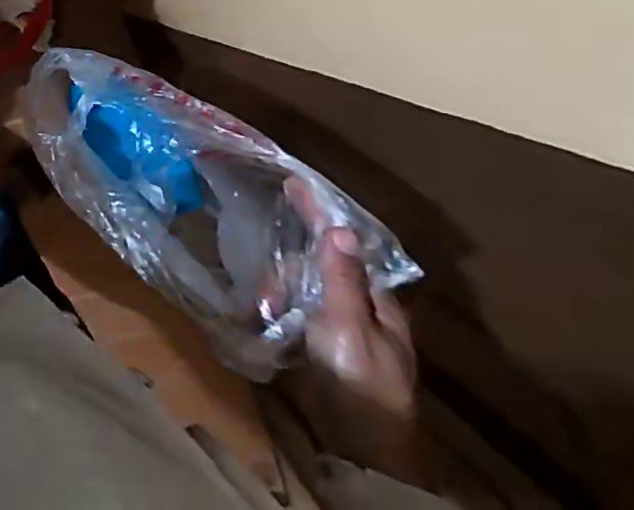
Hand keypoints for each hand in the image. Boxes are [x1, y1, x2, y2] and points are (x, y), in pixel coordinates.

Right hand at [283, 177, 422, 484]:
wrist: (361, 450)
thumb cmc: (363, 384)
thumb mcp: (350, 328)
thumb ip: (342, 280)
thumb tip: (338, 228)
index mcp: (373, 298)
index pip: (343, 243)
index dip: (319, 213)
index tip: (293, 182)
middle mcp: (355, 306)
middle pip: (311, 266)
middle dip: (284, 272)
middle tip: (267, 297)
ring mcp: (335, 327)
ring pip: (295, 289)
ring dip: (276, 297)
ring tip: (264, 319)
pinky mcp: (316, 346)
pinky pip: (288, 313)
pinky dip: (272, 314)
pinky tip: (260, 324)